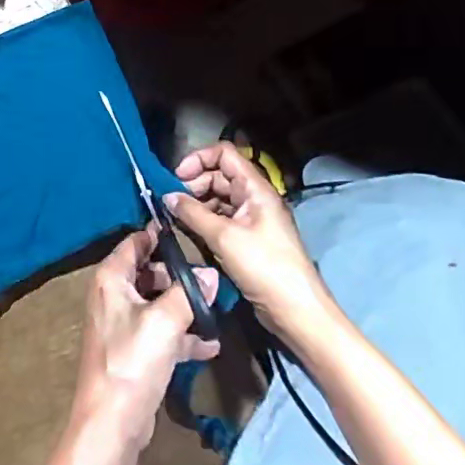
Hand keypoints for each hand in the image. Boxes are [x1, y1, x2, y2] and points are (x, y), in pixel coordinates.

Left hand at [73, 228, 221, 446]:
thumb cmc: (132, 360)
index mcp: (112, 278)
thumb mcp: (165, 320)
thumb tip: (211, 274)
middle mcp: (113, 295)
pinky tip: (209, 344)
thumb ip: (189, 292)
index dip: (159, 234)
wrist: (111, 423)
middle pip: (149, 272)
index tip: (187, 229)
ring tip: (214, 307)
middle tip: (208, 274)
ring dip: (183, 305)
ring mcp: (122, 324)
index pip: (135, 242)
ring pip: (157, 302)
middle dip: (178, 274)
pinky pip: (161, 332)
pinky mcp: (133, 351)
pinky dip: (181, 335)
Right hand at [168, 143, 338, 350]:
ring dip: (197, 205)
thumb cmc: (264, 267)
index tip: (176, 177)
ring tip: (176, 219)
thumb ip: (194, 214)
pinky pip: (223, 220)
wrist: (296, 310)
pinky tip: (189, 233)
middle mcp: (254, 198)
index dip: (199, 159)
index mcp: (255, 188)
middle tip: (172, 202)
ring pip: (219, 199)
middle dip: (194, 184)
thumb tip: (168, 197)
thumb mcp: (225, 238)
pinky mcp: (249, 239)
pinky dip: (205, 222)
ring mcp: (252, 219)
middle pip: (219, 176)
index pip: (224, 154)